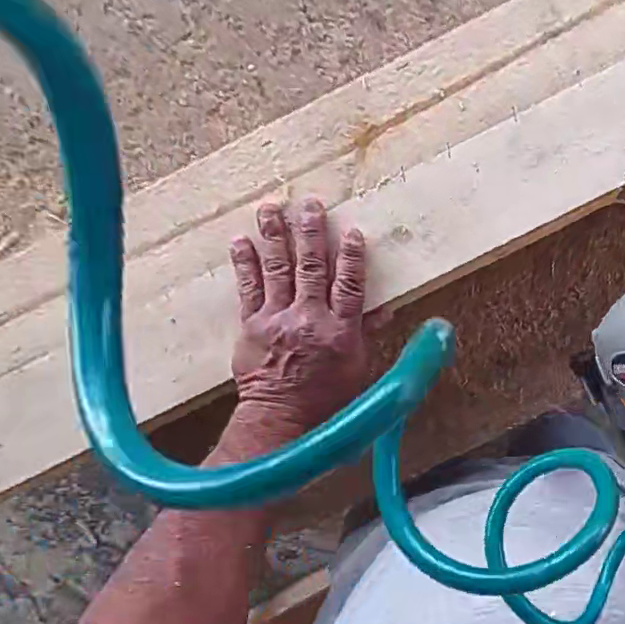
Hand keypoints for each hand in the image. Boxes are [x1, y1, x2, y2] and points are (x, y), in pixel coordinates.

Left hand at [227, 197, 372, 442]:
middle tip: (309, 204)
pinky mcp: (252, 326)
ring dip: (276, 236)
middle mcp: (309, 319)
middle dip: (311, 232)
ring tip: (271, 208)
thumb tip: (382, 310)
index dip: (351, 257)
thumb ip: (366, 336)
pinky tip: (242, 242)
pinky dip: (246, 264)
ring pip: (279, 269)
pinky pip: (249, 289)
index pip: (349, 285)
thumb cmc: (326, 401)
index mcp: (340, 331)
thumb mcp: (358, 371)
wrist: (281, 419)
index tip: (352, 232)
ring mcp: (278, 320)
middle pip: (312, 267)